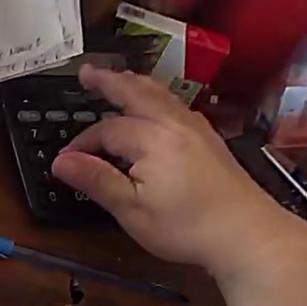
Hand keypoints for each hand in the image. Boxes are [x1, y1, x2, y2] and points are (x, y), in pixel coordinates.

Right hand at [52, 66, 306, 280]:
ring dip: (134, 83)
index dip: (82, 144)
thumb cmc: (185, 227)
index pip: (105, 131)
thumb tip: (61, 161)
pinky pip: (177, 105)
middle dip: (108, 81)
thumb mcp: (132, 210)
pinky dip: (157, 96)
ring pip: (160, 94)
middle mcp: (173, 123)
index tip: (66, 161)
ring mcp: (196, 128)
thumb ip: (97, 181)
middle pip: (135, 92)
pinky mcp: (211, 139)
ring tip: (119, 78)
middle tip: (86, 72)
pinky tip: (158, 106)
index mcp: (150, 139)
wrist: (245, 233)